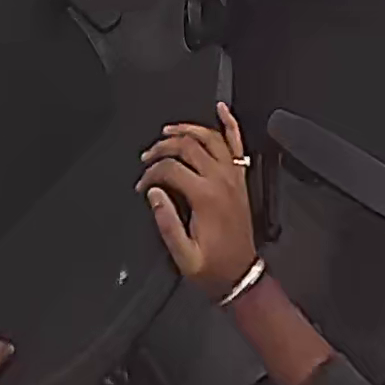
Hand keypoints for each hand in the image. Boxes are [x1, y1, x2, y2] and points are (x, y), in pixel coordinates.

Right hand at [136, 102, 257, 301]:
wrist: (241, 276)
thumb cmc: (213, 267)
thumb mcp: (183, 256)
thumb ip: (166, 222)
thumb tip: (154, 193)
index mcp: (206, 196)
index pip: (171, 168)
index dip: (151, 173)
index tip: (143, 184)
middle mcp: (221, 179)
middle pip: (188, 146)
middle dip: (163, 147)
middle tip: (148, 156)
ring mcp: (233, 175)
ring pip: (210, 137)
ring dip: (188, 129)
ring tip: (169, 131)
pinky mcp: (239, 176)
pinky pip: (237, 143)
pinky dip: (230, 123)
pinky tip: (222, 109)